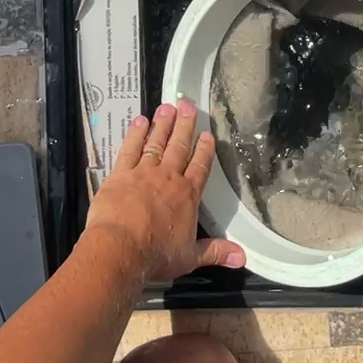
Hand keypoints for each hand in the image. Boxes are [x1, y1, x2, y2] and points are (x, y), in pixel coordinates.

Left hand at [83, 100, 246, 281]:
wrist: (121, 248)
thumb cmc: (156, 254)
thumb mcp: (190, 257)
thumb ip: (215, 252)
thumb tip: (241, 258)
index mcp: (188, 196)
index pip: (200, 167)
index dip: (204, 150)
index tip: (207, 134)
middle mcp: (168, 178)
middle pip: (179, 147)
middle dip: (185, 125)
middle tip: (187, 104)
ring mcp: (144, 173)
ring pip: (156, 143)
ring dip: (163, 124)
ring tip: (167, 107)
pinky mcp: (120, 174)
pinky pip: (130, 149)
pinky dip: (135, 134)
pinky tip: (139, 121)